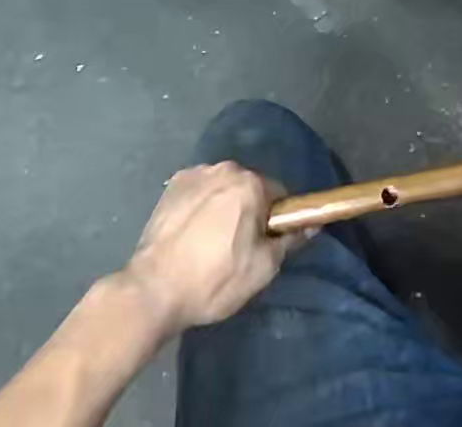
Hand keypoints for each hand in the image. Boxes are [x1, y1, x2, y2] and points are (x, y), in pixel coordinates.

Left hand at [119, 162, 311, 330]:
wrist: (151, 293)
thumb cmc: (214, 280)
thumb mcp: (263, 268)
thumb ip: (290, 240)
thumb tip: (310, 225)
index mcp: (251, 183)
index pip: (279, 195)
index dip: (276, 220)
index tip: (265, 242)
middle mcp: (225, 169)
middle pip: (250, 187)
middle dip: (249, 209)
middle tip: (238, 246)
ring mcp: (195, 174)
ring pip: (223, 187)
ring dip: (224, 205)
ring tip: (210, 241)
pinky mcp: (171, 186)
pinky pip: (199, 190)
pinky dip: (201, 204)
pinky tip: (191, 232)